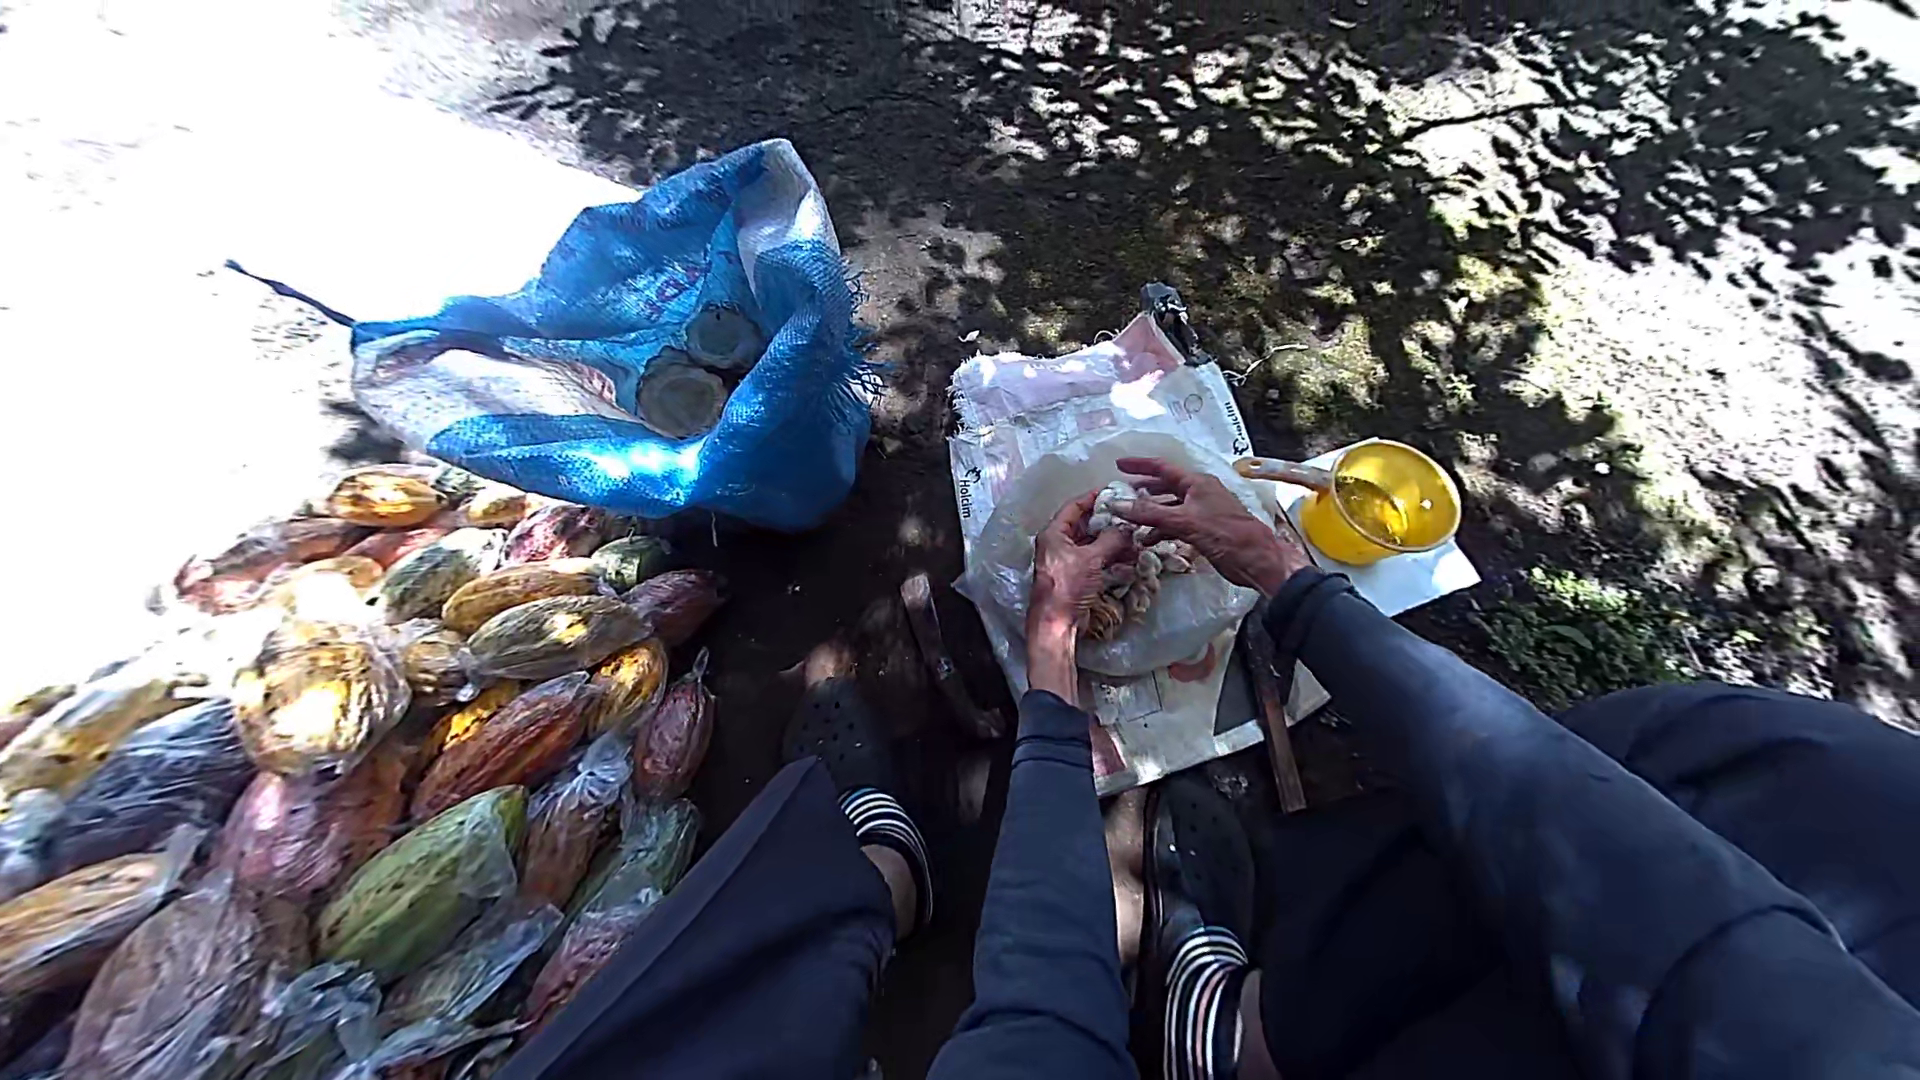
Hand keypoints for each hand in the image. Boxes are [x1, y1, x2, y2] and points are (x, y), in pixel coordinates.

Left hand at [1029, 490, 1133, 637]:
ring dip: (1111, 540)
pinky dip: (1109, 556)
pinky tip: (1128, 555)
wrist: (1056, 622)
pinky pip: (1094, 559)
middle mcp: (1058, 544)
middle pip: (1084, 525)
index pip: (1073, 507)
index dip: (1092, 498)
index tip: (1112, 491)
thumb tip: (1127, 528)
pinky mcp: (1076, 576)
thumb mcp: (1091, 559)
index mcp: (1054, 534)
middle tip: (1128, 514)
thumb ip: (1111, 540)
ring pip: (1091, 543)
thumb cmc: (1067, 586)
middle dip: (1106, 520)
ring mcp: (1067, 561)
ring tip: (1133, 535)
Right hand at [1111, 457, 1312, 595]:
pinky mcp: (1203, 529)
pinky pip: (1175, 524)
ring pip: (1169, 507)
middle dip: (1143, 490)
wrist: (1256, 560)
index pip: (1163, 468)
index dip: (1140, 465)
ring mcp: (1202, 511)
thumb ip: (1149, 513)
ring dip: (1150, 514)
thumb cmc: (1224, 534)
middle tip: (1122, 493)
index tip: (1119, 465)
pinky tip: (1148, 540)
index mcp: (1197, 483)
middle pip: (1165, 486)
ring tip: (1130, 521)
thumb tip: (1117, 505)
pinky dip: (1161, 530)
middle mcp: (1199, 493)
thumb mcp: (1183, 521)